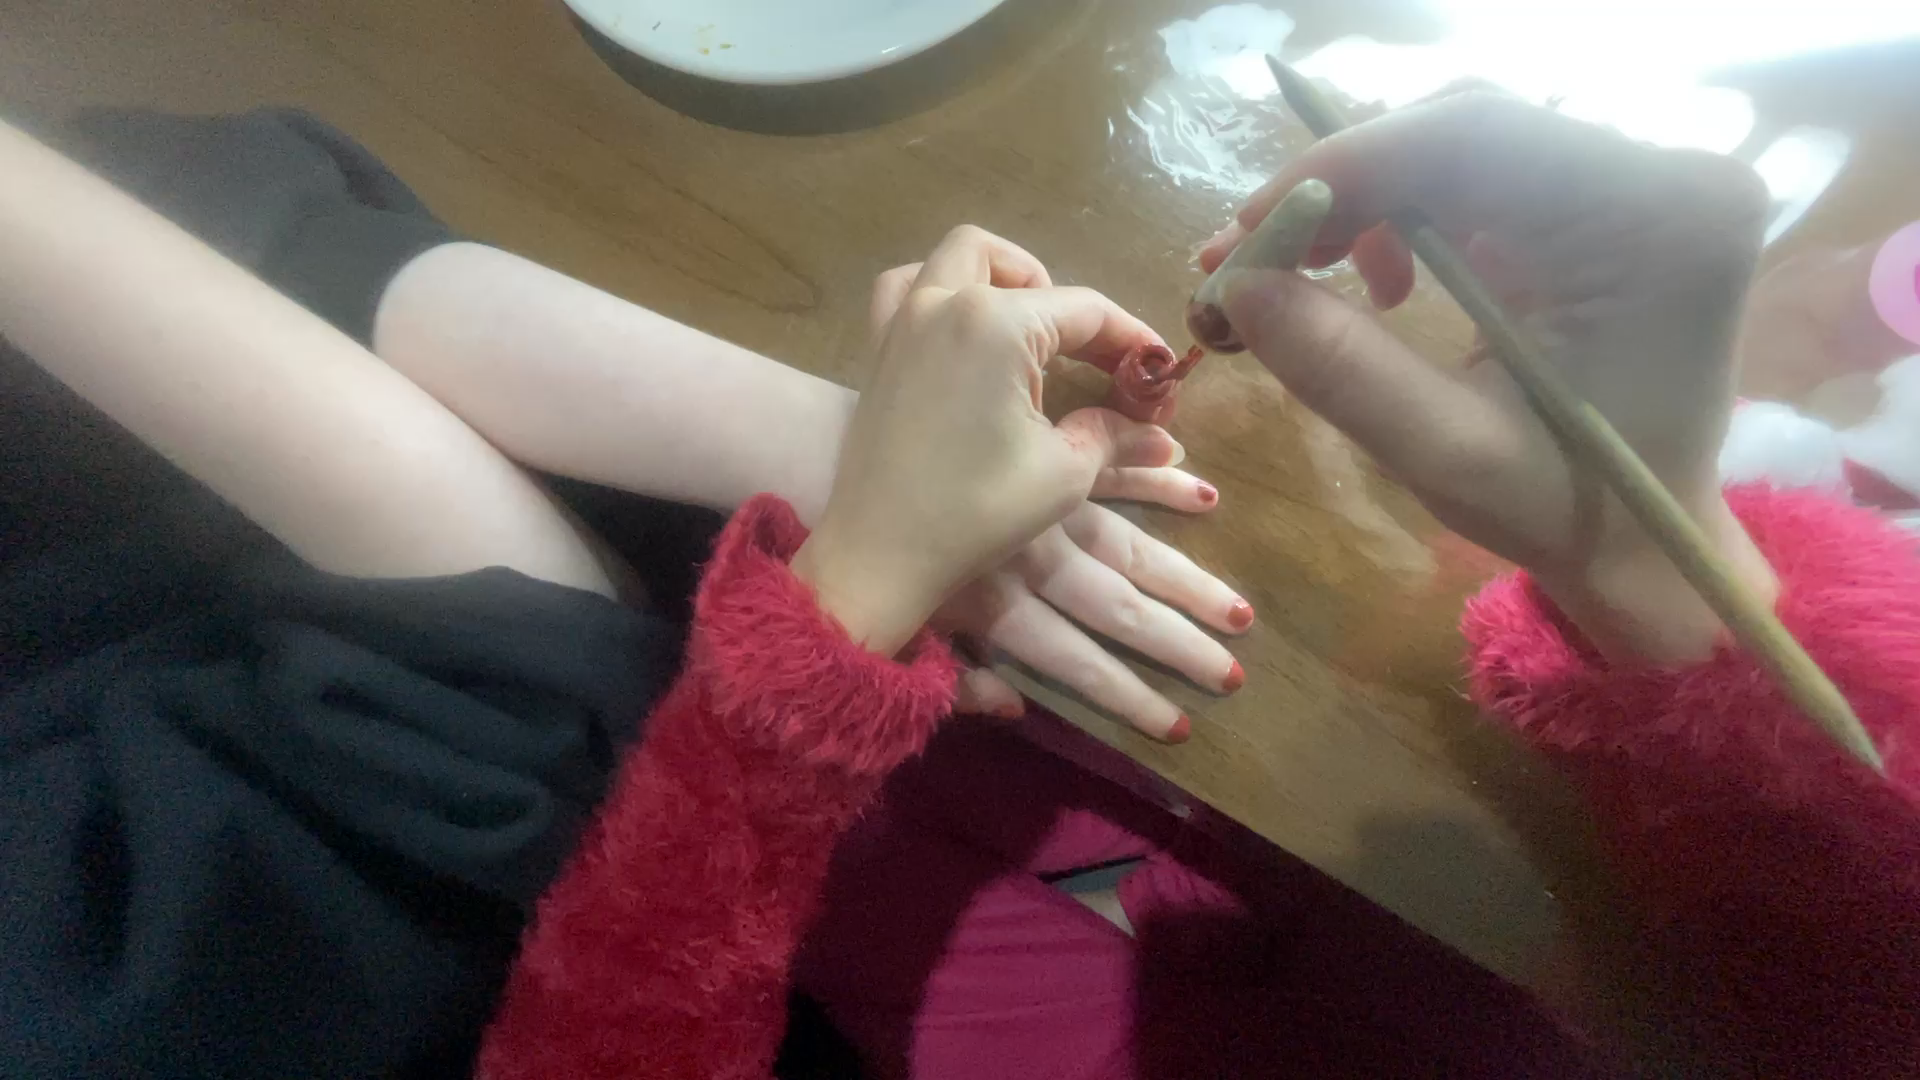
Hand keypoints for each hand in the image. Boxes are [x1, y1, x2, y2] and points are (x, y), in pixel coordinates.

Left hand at [797, 227, 1248, 739]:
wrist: (880, 554)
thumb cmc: (976, 513)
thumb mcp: (1062, 474)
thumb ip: (1114, 434)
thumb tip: (1158, 433)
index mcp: (996, 324)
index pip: (1085, 311)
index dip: (1131, 339)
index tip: (1159, 373)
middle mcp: (943, 303)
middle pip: (1019, 268)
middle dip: (1064, 301)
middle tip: (1085, 355)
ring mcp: (900, 322)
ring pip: (955, 258)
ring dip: (999, 278)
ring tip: (1022, 329)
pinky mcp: (875, 350)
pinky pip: (905, 290)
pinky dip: (938, 292)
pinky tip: (957, 333)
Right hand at [1202, 92, 1775, 661]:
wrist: (1636, 530)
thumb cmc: (1556, 503)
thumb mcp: (1439, 451)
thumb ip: (1340, 367)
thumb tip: (1236, 288)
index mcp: (1645, 225)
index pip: (1470, 137)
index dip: (1341, 166)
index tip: (1244, 228)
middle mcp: (1650, 178)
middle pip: (1456, 130)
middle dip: (1336, 187)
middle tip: (1247, 257)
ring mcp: (1621, 187)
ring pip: (1451, 149)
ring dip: (1355, 204)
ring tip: (1298, 274)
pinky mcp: (1588, 210)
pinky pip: (1466, 181)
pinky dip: (1391, 222)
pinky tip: (1378, 285)